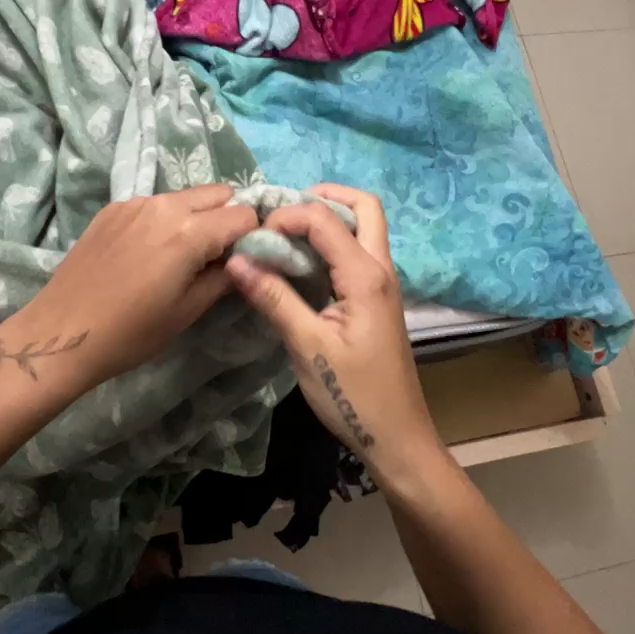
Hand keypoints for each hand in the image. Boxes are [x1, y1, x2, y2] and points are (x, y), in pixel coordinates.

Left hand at [7, 183, 258, 392]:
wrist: (62, 332)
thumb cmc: (132, 332)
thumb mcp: (189, 310)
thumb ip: (226, 275)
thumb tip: (248, 257)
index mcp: (190, 231)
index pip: (244, 213)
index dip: (253, 235)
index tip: (246, 258)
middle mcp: (165, 205)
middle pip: (218, 193)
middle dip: (228, 216)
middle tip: (218, 254)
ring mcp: (136, 203)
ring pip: (186, 196)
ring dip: (197, 216)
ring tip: (182, 255)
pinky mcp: (113, 208)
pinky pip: (155, 204)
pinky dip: (166, 220)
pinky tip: (148, 253)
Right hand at [227, 185, 446, 485]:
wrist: (397, 436)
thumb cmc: (353, 395)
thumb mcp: (307, 347)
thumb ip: (274, 299)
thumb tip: (236, 260)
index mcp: (366, 276)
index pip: (325, 219)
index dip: (287, 216)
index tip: (253, 238)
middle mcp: (381, 268)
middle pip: (364, 207)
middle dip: (323, 197)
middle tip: (283, 213)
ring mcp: (384, 283)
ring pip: (364, 227)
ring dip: (329, 218)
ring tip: (285, 233)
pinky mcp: (378, 298)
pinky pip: (359, 252)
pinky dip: (332, 242)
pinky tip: (300, 262)